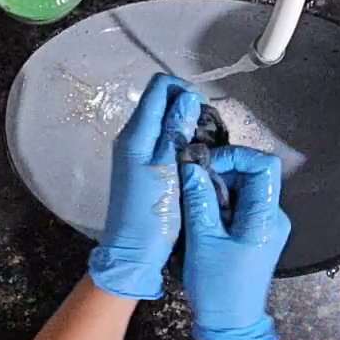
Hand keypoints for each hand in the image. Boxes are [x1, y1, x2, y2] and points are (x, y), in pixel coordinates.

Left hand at [88, 73, 202, 299]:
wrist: (133, 252)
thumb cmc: (152, 213)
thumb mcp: (168, 168)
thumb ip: (175, 130)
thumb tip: (187, 97)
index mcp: (136, 133)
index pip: (158, 87)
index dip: (184, 90)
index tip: (203, 111)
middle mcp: (132, 137)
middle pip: (161, 101)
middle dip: (187, 107)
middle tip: (208, 131)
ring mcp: (136, 151)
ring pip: (163, 121)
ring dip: (185, 125)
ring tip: (205, 145)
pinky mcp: (142, 166)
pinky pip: (162, 140)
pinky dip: (179, 141)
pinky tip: (194, 158)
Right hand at [181, 146, 291, 339]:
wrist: (231, 323)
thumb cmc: (218, 285)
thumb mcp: (202, 240)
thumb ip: (198, 199)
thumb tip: (191, 166)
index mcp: (265, 217)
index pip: (264, 165)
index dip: (236, 156)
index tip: (206, 165)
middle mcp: (272, 217)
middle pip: (253, 174)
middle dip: (221, 170)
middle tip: (192, 180)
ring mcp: (266, 225)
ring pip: (243, 187)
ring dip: (217, 186)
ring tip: (193, 197)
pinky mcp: (255, 233)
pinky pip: (239, 204)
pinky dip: (219, 201)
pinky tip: (200, 212)